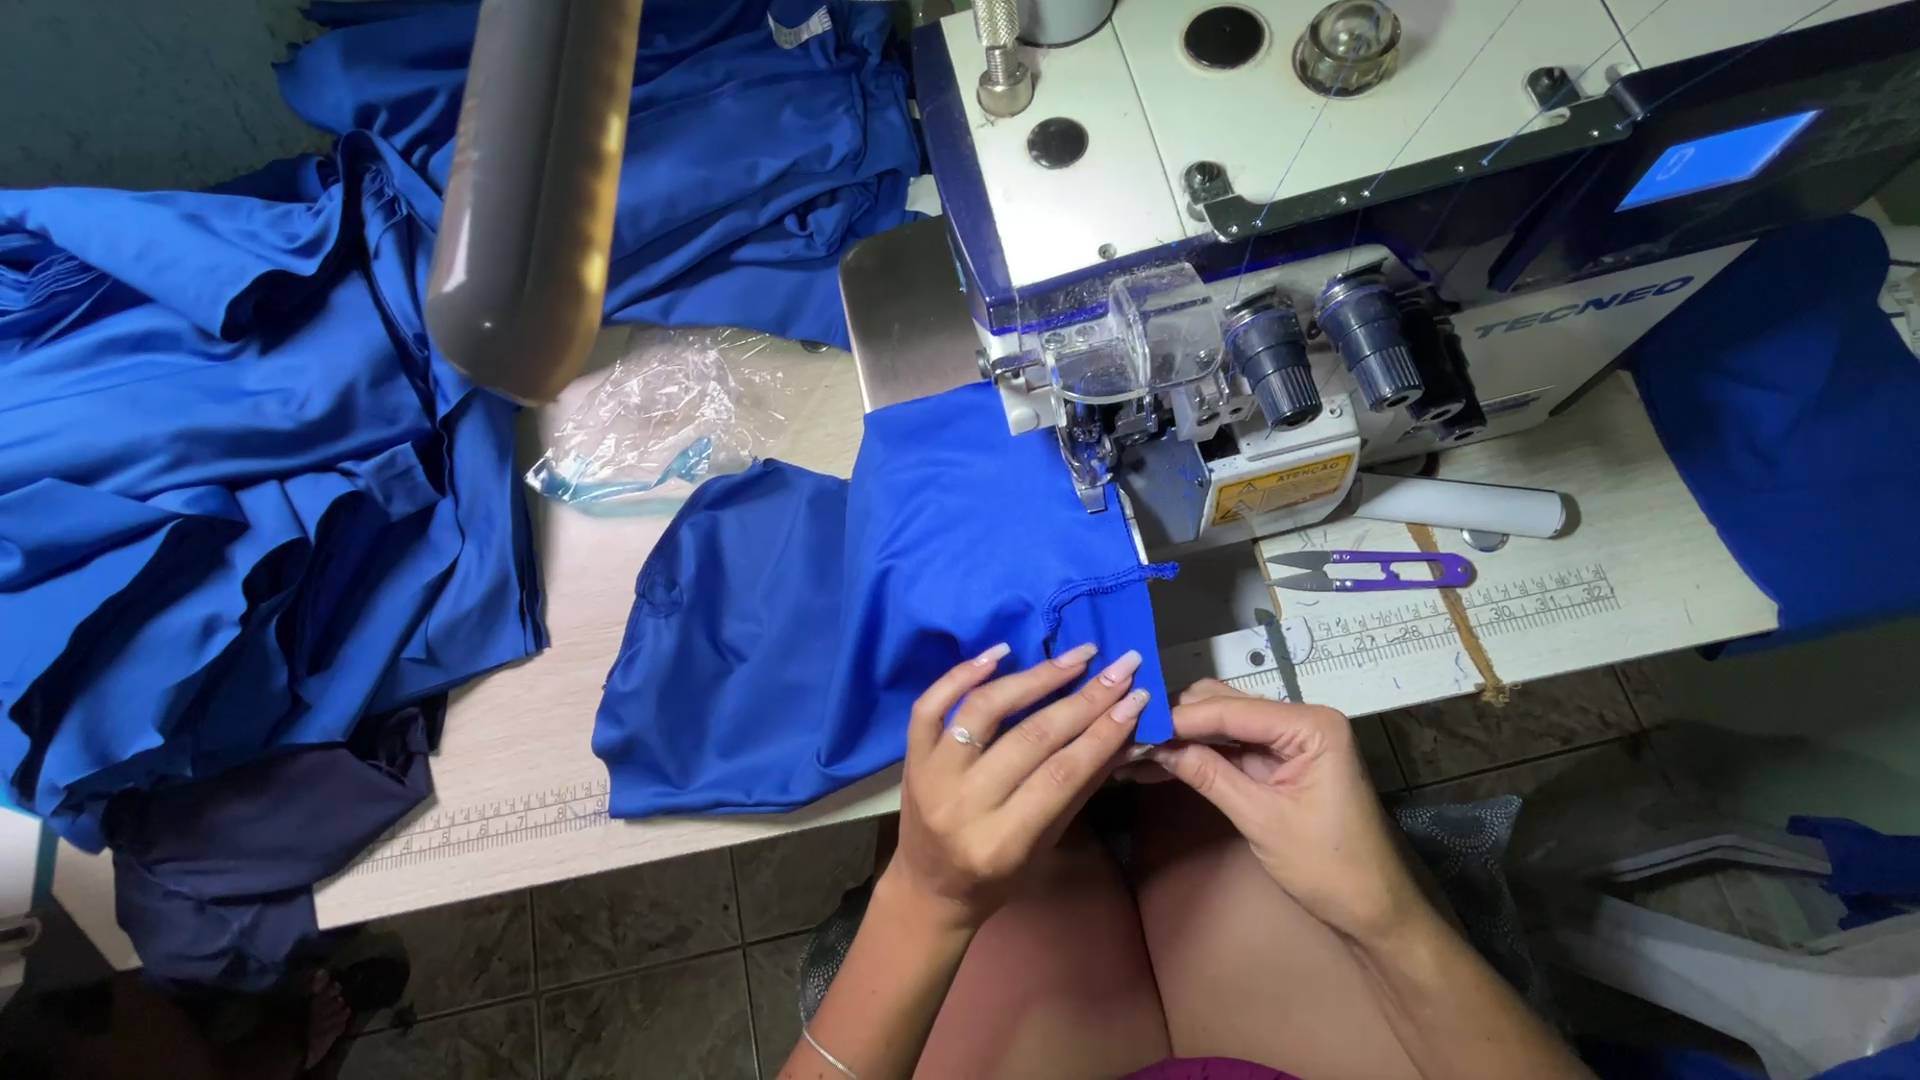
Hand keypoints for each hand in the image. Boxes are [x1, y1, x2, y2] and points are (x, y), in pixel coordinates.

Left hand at [887, 643, 1149, 929]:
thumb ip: (1081, 788)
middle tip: (1120, 669)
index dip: (1103, 733)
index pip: (1062, 774)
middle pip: (1031, 738)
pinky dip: (963, 673)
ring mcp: (932, 775)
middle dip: (1084, 699)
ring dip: (1035, 677)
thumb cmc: (996, 877)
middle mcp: (963, 804)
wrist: (929, 889)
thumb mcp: (1045, 845)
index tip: (1137, 698)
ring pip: (985, 711)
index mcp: (1002, 841)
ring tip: (1076, 657)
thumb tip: (1126, 735)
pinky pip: (932, 704)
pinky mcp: (912, 755)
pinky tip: (1002, 651)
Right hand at [1149, 680, 1428, 943]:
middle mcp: (1300, 719)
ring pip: (1220, 722)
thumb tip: (1155, 747)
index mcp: (1310, 725)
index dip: (1179, 718)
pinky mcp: (1277, 760)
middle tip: (1128, 736)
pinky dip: (1197, 755)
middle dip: (1176, 721)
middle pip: (1222, 704)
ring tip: (1135, 749)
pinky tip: (1160, 764)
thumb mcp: (1262, 820)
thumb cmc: (1330, 867)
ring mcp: (1288, 739)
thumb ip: (1209, 775)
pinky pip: (1229, 747)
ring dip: (1180, 736)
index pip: (1229, 708)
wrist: (1375, 913)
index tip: (1132, 727)